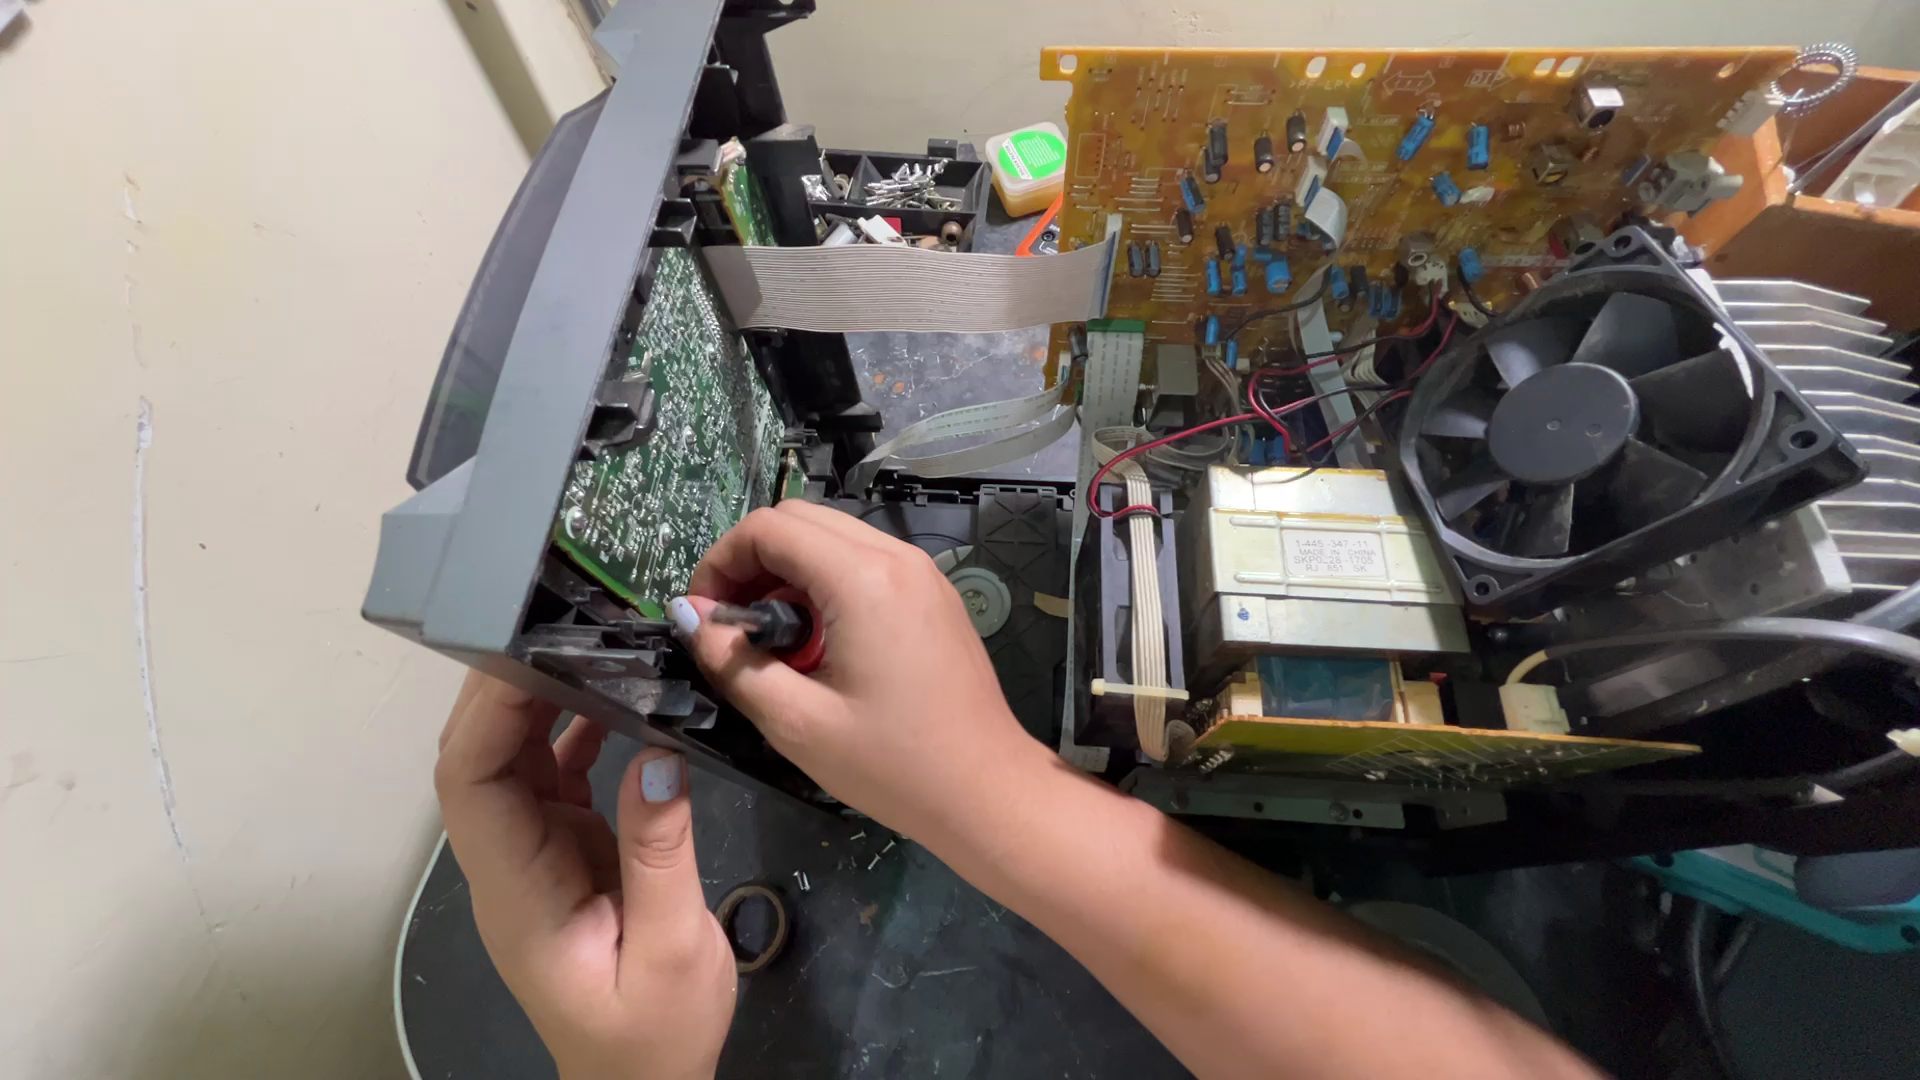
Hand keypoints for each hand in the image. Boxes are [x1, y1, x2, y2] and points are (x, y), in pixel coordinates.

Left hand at [434, 672, 735, 1079]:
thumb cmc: (654, 1032)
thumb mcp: (671, 949)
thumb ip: (660, 853)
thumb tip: (659, 753)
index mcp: (519, 890)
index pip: (471, 784)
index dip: (488, 714)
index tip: (532, 652)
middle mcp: (513, 864)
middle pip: (481, 761)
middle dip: (504, 689)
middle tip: (560, 626)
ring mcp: (539, 855)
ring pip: (517, 762)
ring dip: (540, 701)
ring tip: (589, 646)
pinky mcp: (571, 850)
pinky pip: (560, 776)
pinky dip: (579, 730)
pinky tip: (616, 700)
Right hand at [673, 501, 1047, 836]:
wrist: (985, 786)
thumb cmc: (893, 763)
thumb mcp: (797, 722)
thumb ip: (734, 661)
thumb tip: (692, 615)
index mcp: (863, 577)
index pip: (769, 527)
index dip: (721, 561)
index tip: (704, 613)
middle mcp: (897, 556)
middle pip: (801, 519)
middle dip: (753, 560)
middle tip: (735, 625)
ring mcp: (922, 570)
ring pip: (834, 535)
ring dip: (790, 570)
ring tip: (776, 639)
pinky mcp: (934, 592)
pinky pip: (866, 559)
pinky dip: (828, 580)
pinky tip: (822, 639)